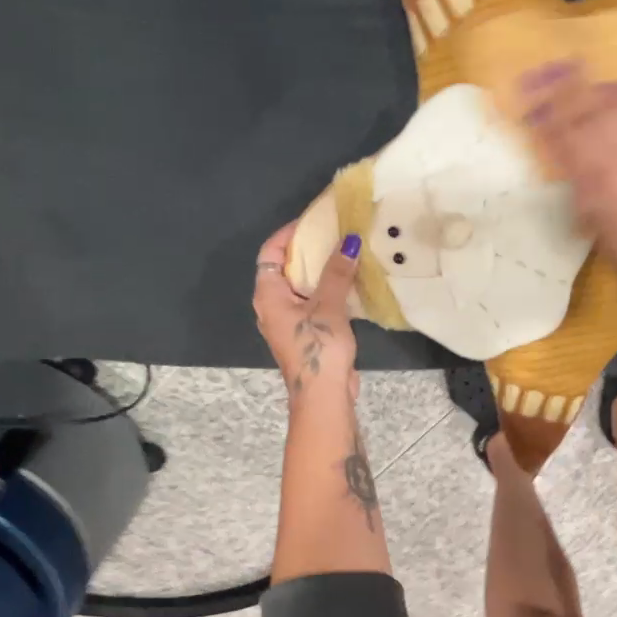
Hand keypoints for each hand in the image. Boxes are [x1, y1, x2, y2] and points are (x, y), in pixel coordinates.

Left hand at [253, 222, 362, 397]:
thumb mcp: (329, 306)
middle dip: (308, 251)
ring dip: (321, 273)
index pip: (271, 251)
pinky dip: (327, 292)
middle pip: (286, 268)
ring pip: (301, 288)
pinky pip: (313, 304)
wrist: (323, 396)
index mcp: (268, 294)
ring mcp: (288, 323)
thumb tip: (349, 241)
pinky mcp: (305, 336)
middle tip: (334, 235)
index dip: (290, 233)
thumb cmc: (318, 348)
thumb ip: (337, 272)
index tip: (314, 220)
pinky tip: (348, 287)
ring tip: (344, 256)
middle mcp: (272, 306)